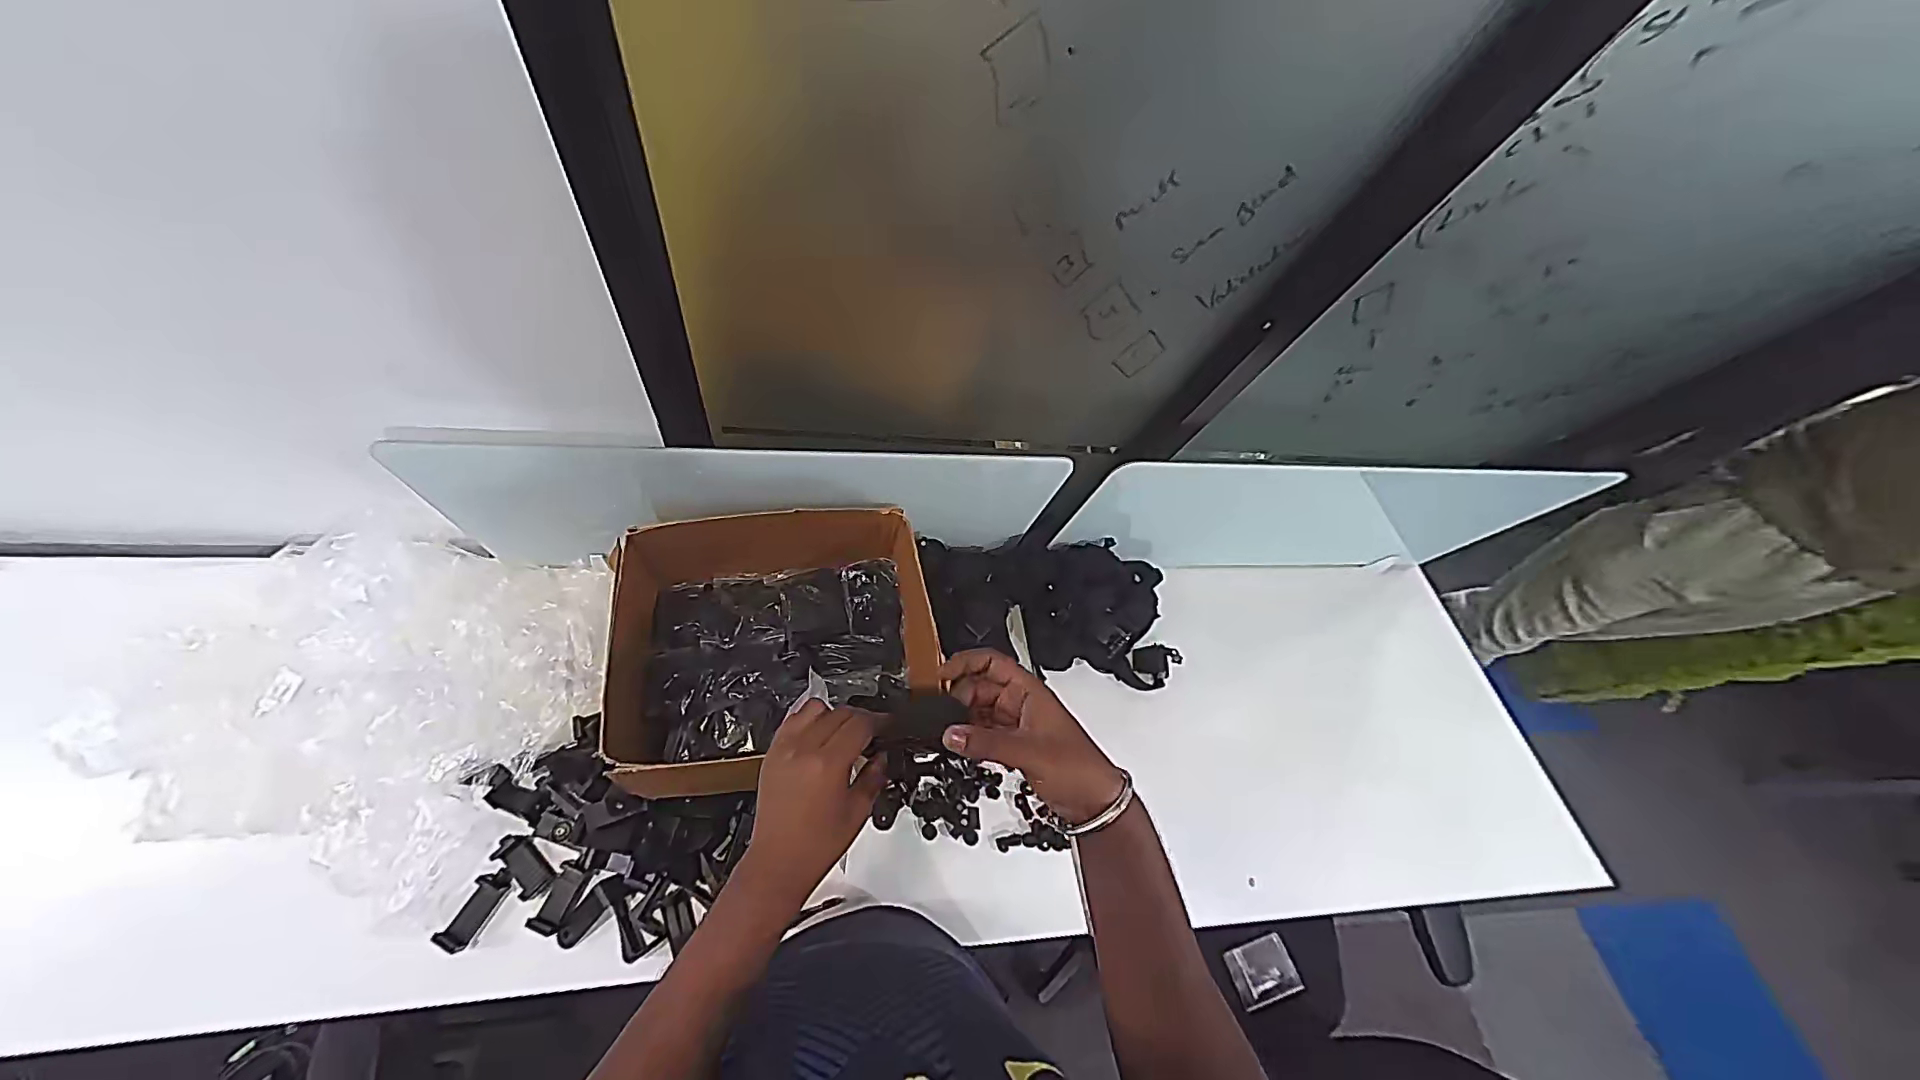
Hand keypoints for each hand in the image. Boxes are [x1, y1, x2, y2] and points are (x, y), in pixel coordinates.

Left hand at [742, 700, 886, 904]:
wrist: (778, 862)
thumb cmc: (814, 846)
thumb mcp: (858, 811)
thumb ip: (875, 777)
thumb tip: (883, 757)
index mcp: (828, 764)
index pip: (861, 722)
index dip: (880, 721)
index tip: (887, 726)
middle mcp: (804, 751)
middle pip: (841, 711)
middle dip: (862, 718)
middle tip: (872, 734)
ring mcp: (785, 750)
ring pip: (816, 708)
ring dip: (835, 714)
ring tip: (844, 732)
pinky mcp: (772, 754)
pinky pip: (793, 719)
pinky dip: (809, 719)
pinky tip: (819, 734)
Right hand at [939, 649, 1125, 825]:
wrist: (1094, 802)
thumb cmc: (1079, 768)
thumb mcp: (1028, 751)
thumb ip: (986, 742)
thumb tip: (952, 734)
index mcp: (1028, 690)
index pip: (991, 662)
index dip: (964, 663)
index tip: (941, 676)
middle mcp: (1020, 703)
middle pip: (978, 687)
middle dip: (957, 697)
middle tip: (939, 712)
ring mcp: (1015, 725)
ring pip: (978, 712)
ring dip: (962, 720)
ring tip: (946, 732)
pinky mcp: (1012, 746)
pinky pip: (982, 734)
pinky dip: (969, 739)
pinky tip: (960, 747)